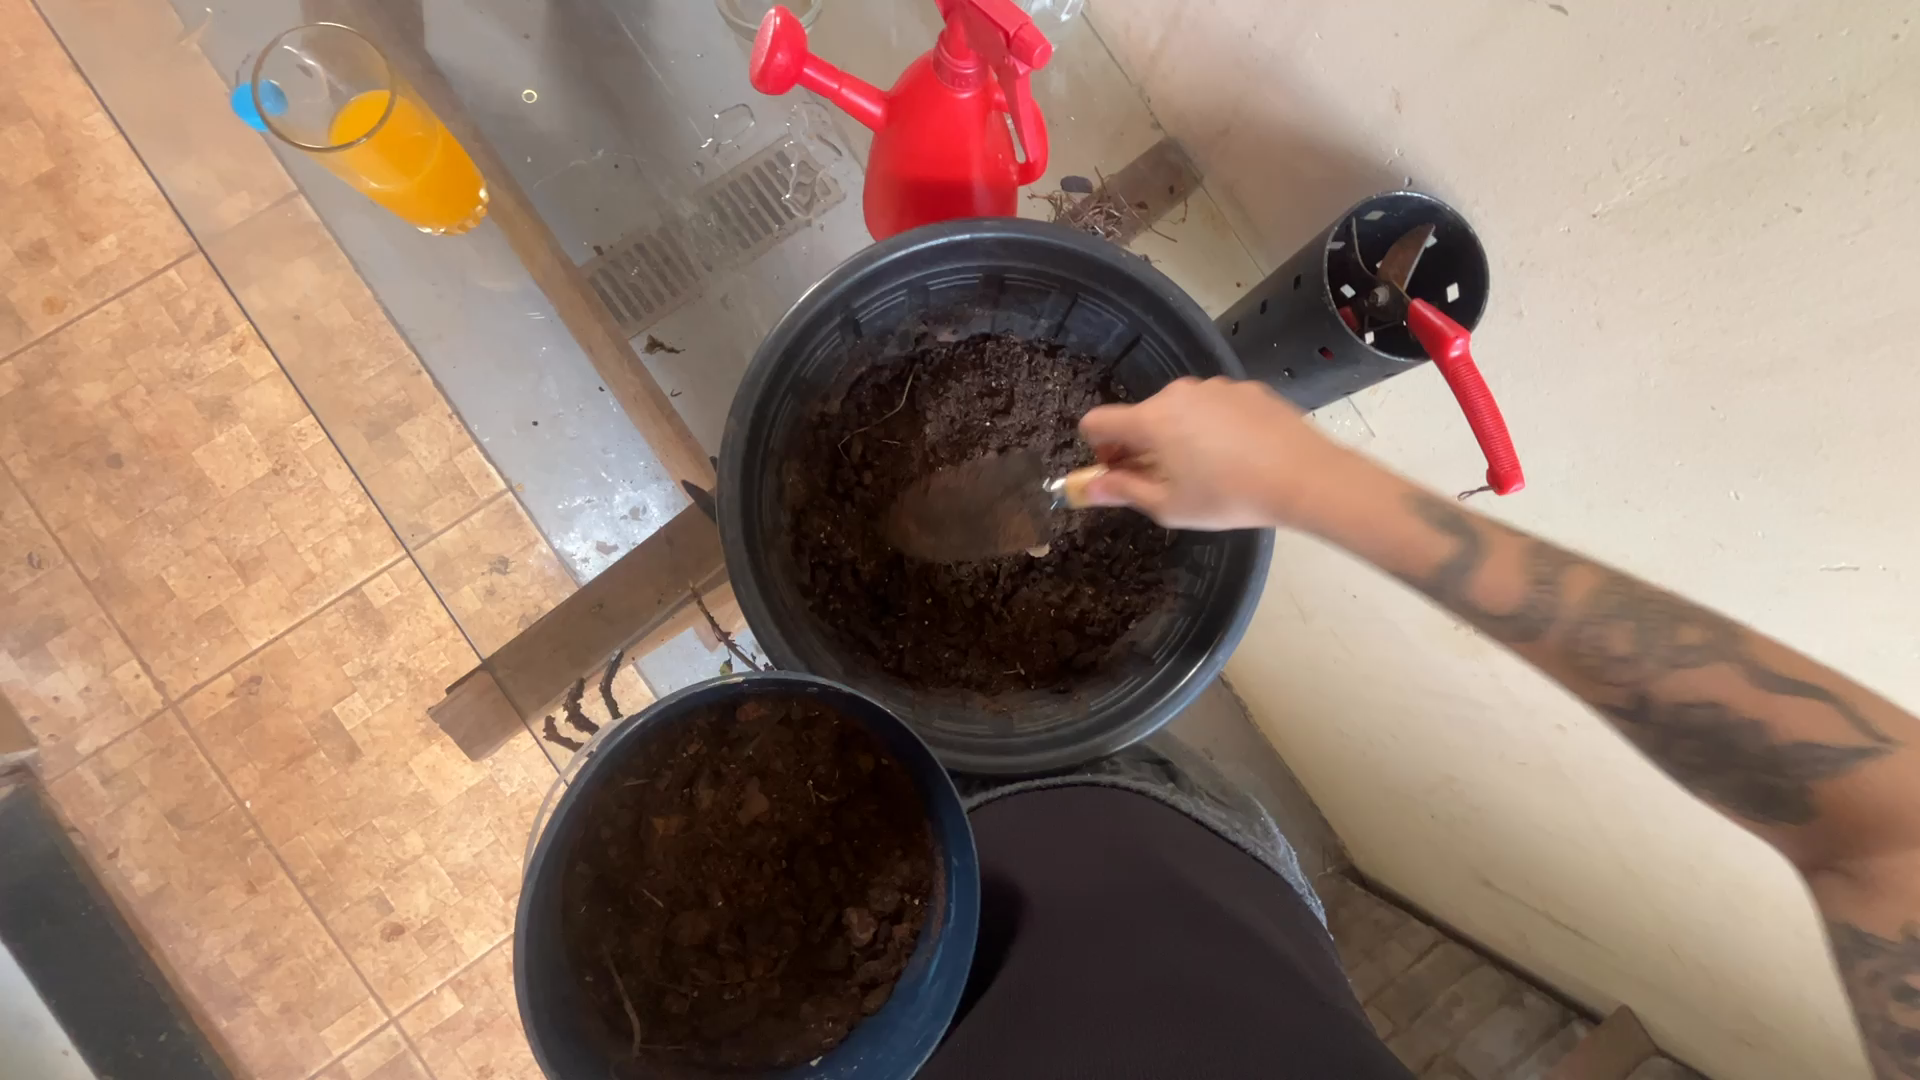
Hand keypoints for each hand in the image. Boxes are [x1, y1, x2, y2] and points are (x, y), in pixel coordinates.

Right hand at [1077, 377, 1350, 529]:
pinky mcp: (1244, 389)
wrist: (1305, 477)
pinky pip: (1212, 407)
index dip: (1099, 449)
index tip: (1118, 472)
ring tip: (1208, 469)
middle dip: (1141, 446)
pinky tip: (1237, 455)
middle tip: (1166, 480)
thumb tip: (1088, 489)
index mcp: (1151, 420)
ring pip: (1177, 411)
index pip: (1097, 422)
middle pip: (1139, 417)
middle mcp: (1177, 394)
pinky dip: (1211, 427)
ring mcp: (1214, 387)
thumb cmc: (1229, 497)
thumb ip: (1122, 491)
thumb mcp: (1168, 506)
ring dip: (1177, 436)